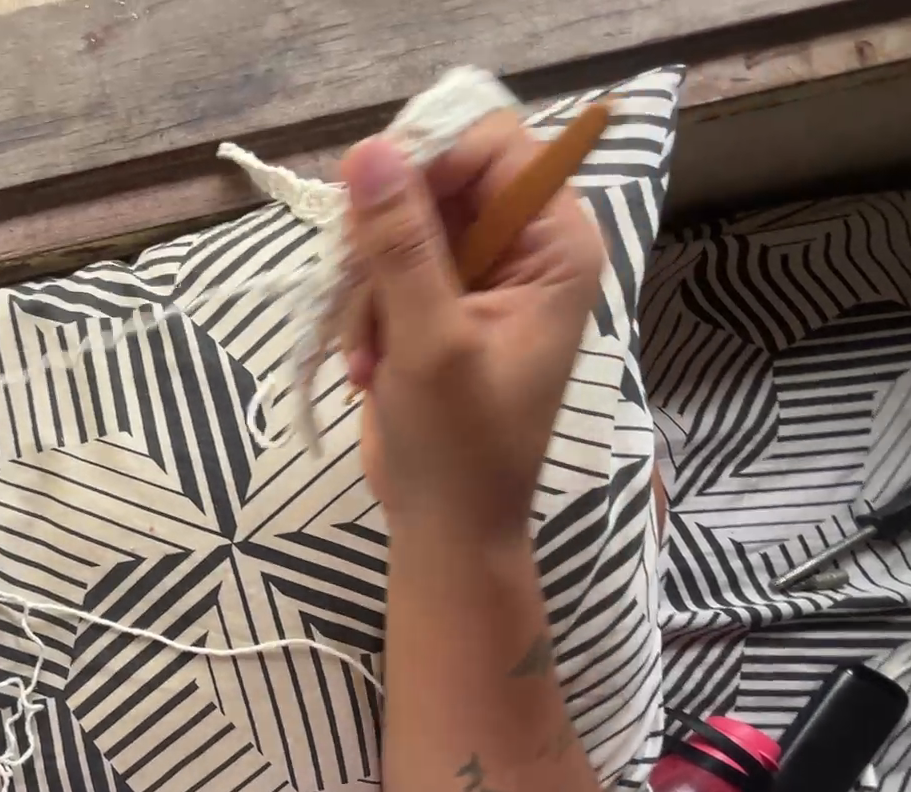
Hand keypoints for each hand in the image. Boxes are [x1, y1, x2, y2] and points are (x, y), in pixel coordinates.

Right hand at [339, 112, 604, 538]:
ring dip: (364, 298)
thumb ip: (401, 248)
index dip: (425, 169)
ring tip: (369, 360)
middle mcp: (514, 253)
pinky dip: (361, 322)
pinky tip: (366, 369)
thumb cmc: (458, 445)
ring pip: (391, 240)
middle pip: (431, 192)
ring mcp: (467, 285)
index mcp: (550, 246)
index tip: (367, 217)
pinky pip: (378, 282)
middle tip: (364, 307)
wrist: (444, 521)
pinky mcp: (428, 314)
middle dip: (382, 253)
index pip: (490, 152)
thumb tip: (368, 151)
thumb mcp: (430, 343)